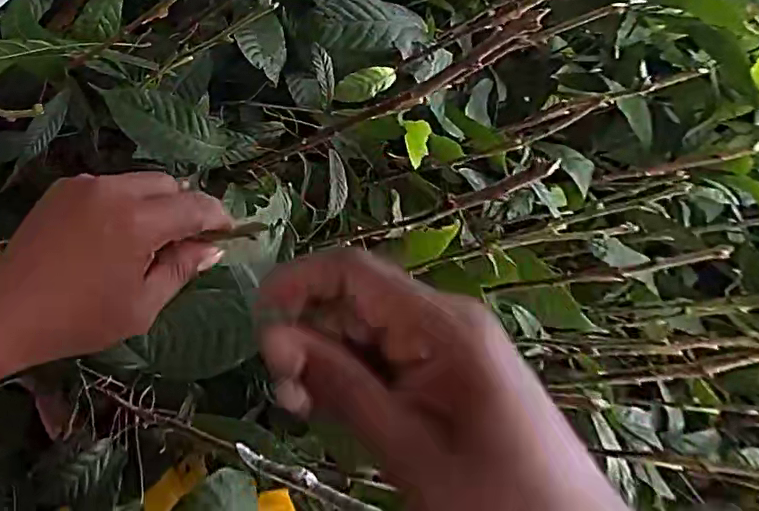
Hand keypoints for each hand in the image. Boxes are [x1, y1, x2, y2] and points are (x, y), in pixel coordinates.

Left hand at [0, 172, 232, 366]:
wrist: (7, 307)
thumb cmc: (78, 318)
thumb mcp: (140, 307)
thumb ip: (180, 270)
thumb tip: (211, 248)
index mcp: (139, 221)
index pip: (194, 205)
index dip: (217, 216)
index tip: (227, 230)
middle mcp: (116, 189)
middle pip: (168, 184)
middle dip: (183, 206)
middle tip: (184, 240)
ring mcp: (88, 182)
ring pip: (139, 181)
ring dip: (152, 203)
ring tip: (142, 241)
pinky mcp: (67, 184)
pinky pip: (109, 186)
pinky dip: (121, 203)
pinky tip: (106, 236)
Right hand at [258, 250, 623, 510]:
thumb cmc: (501, 508)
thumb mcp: (410, 451)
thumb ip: (340, 386)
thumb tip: (273, 336)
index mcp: (442, 323)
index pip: (352, 270)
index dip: (298, 282)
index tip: (258, 324)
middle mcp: (444, 317)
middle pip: (355, 300)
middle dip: (310, 334)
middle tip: (287, 393)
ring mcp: (450, 342)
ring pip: (366, 328)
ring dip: (329, 360)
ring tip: (309, 410)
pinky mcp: (451, 368)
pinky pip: (388, 354)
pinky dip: (356, 376)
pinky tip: (340, 409)